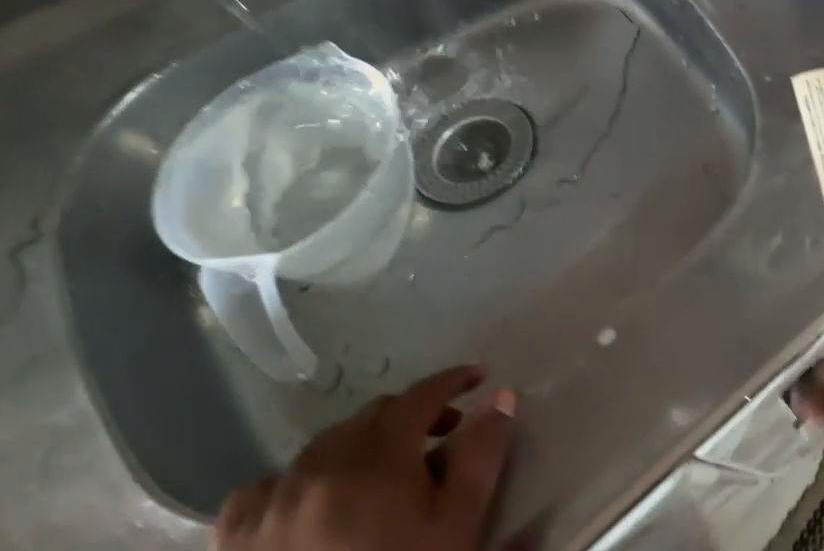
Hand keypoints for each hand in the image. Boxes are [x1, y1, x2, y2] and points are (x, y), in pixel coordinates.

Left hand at [214, 365, 517, 550]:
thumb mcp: (459, 521)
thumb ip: (481, 453)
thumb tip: (500, 395)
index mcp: (378, 458)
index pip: (420, 397)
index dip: (452, 381)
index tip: (478, 377)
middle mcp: (319, 466)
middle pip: (374, 415)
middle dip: (412, 416)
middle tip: (441, 436)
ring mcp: (271, 500)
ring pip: (324, 445)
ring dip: (360, 445)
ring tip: (381, 474)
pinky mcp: (234, 535)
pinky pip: (263, 486)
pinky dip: (295, 482)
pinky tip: (311, 503)